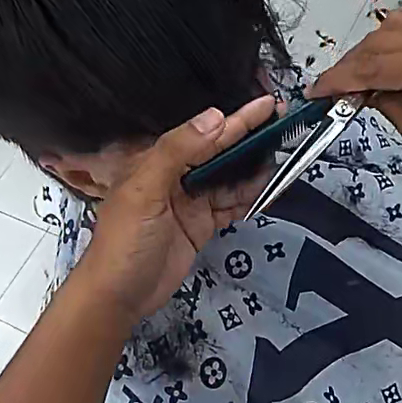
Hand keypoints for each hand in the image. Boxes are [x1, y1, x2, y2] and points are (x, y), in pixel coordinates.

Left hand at [74, 96, 276, 323]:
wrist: (119, 296)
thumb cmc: (122, 244)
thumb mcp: (146, 191)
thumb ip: (177, 151)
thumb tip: (213, 119)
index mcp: (157, 163)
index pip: (204, 136)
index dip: (236, 121)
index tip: (264, 107)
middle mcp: (176, 179)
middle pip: (221, 155)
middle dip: (250, 142)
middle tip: (282, 128)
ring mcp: (190, 204)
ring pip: (230, 181)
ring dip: (255, 173)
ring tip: (282, 160)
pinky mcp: (201, 226)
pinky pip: (231, 206)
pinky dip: (250, 200)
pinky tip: (268, 192)